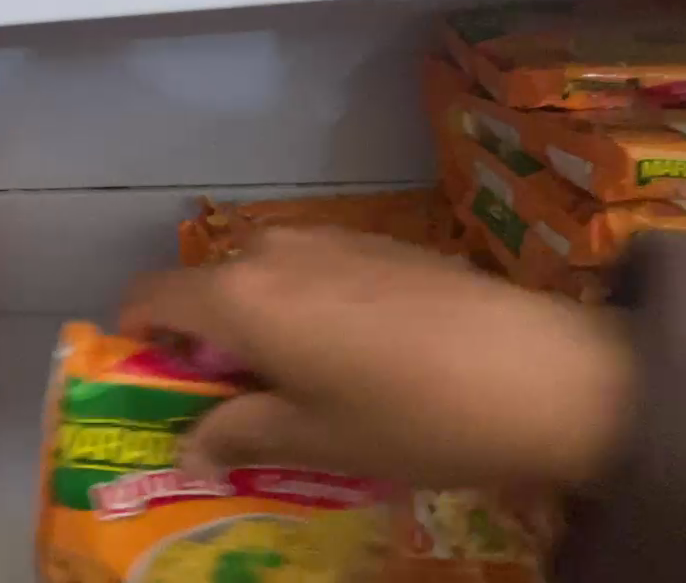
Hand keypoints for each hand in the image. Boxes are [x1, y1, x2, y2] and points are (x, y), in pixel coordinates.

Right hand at [120, 226, 632, 488]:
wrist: (550, 370)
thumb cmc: (411, 414)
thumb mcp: (316, 440)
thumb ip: (236, 434)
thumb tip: (187, 450)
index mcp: (237, 297)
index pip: (148, 295)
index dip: (135, 331)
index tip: (155, 373)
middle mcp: (263, 251)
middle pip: (202, 287)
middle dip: (203, 336)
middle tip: (244, 391)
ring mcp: (316, 236)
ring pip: (254, 274)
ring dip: (254, 316)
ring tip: (310, 367)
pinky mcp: (364, 236)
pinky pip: (302, 263)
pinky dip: (298, 297)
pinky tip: (361, 340)